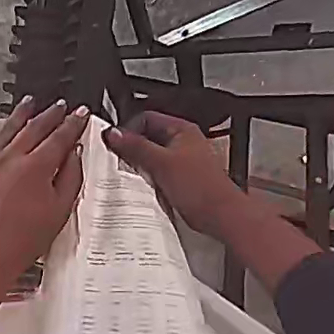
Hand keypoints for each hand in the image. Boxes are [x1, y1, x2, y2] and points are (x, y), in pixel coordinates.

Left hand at [0, 98, 90, 333]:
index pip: (60, 137)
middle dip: (51, 115)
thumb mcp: (59, 211)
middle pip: (35, 128)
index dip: (73, 124)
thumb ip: (69, 178)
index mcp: (36, 167)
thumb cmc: (21, 240)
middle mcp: (12, 159)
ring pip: (8, 129)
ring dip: (21, 114)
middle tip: (61, 107)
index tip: (79, 115)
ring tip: (30, 103)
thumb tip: (74, 155)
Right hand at [102, 111, 244, 236]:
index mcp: (181, 129)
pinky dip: (148, 177)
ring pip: (151, 156)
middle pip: (147, 137)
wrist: (219, 215)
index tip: (115, 144)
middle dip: (132, 148)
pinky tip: (146, 186)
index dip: (128, 129)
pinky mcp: (179, 178)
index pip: (145, 118)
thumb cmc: (202, 187)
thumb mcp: (161, 162)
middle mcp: (183, 142)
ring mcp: (181, 160)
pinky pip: (156, 172)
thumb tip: (114, 134)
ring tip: (136, 174)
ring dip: (140, 165)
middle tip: (122, 160)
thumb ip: (135, 147)